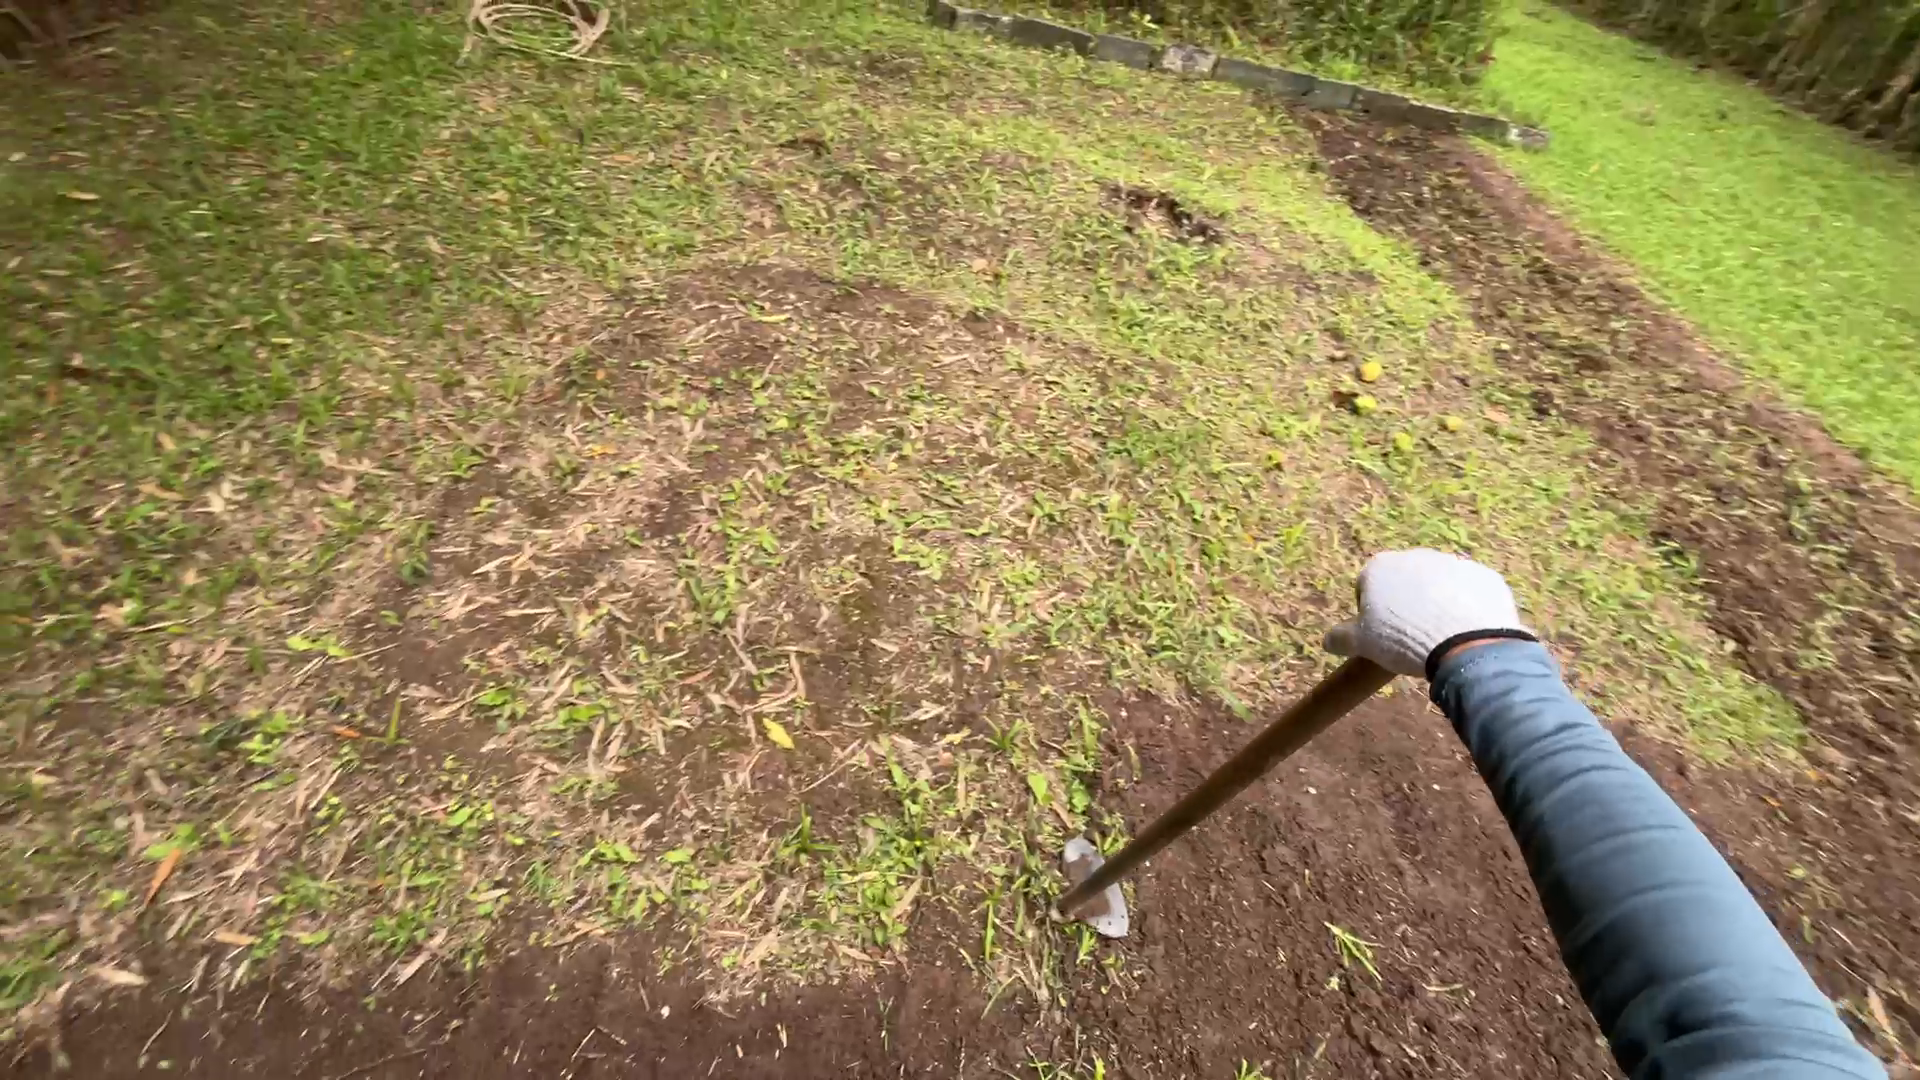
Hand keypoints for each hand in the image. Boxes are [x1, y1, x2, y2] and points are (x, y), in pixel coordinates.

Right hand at [1323, 549, 1533, 678]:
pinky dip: (1466, 606)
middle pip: (1403, 581)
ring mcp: (1453, 563)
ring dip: (1436, 603)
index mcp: (1379, 567)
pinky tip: (1466, 630)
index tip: (1379, 632)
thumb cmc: (1401, 639)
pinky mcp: (1485, 576)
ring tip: (1440, 635)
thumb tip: (1328, 641)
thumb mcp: (1360, 643)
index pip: (1366, 586)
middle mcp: (1414, 556)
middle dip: (1405, 603)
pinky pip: (1469, 591)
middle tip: (1409, 634)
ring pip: (1438, 584)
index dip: (1370, 611)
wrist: (1466, 645)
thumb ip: (1339, 638)